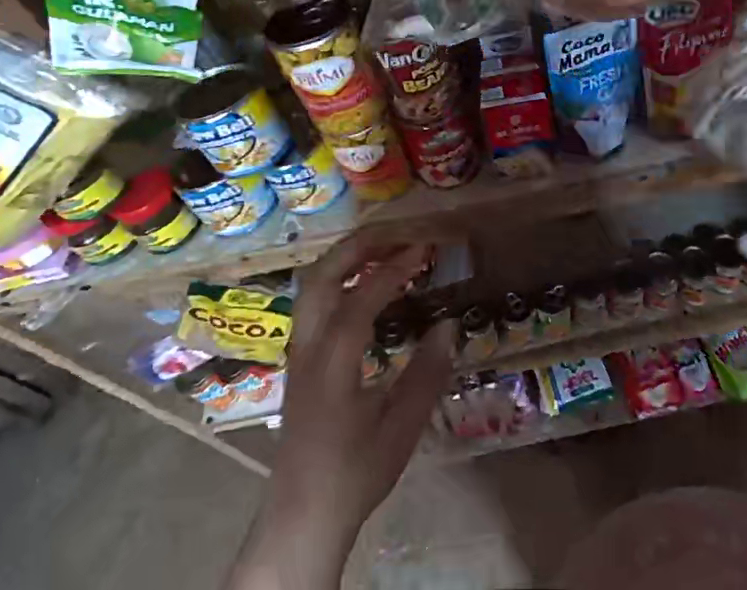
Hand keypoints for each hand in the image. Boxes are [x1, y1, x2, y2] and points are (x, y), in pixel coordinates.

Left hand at [226, 242, 454, 589]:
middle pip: (322, 276)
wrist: (303, 512)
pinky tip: (364, 284)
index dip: (392, 270)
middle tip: (400, 235)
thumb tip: (449, 324)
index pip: (359, 298)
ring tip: (385, 249)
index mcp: (332, 362)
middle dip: (360, 246)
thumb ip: (426, 374)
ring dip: (346, 258)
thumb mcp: (401, 429)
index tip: (422, 251)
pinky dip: (338, 277)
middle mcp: (307, 346)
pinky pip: (312, 300)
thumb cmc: (354, 474)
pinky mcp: (298, 357)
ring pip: (311, 284)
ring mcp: (297, 349)